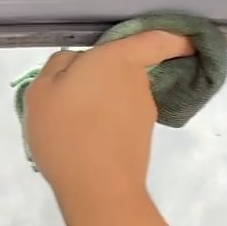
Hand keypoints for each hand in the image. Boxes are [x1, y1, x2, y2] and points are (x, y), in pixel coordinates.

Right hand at [22, 30, 195, 205]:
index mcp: (116, 60)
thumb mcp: (41, 90)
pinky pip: (118, 123)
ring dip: (99, 107)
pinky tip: (79, 145)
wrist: (97, 187)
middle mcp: (136, 82)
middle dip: (102, 78)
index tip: (186, 40)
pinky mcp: (140, 139)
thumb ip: (59, 67)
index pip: (155, 40)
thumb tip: (76, 64)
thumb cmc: (65, 130)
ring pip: (119, 99)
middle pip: (124, 70)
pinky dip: (102, 129)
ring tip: (69, 128)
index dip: (173, 38)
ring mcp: (142, 113)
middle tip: (68, 98)